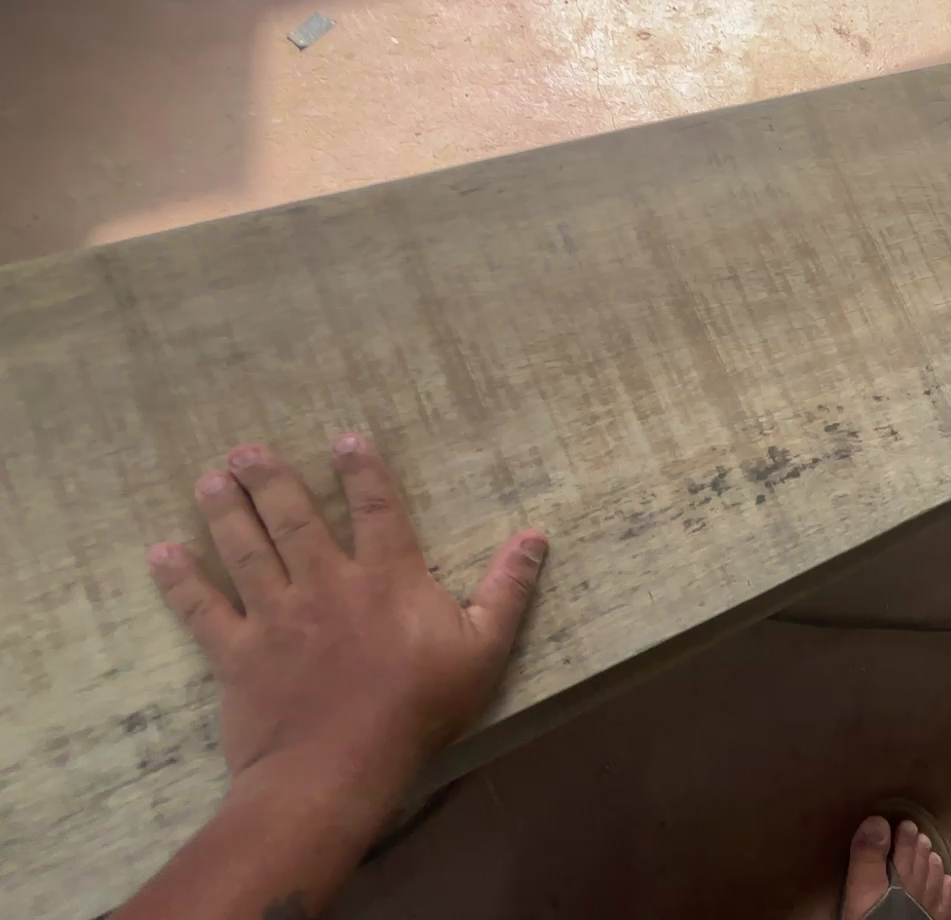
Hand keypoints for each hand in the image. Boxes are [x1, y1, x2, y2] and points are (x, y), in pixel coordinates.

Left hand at [146, 435, 546, 802]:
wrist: (341, 766)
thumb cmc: (423, 701)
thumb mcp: (487, 644)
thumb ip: (509, 586)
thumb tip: (536, 535)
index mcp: (390, 578)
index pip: (378, 511)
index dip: (364, 472)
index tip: (345, 438)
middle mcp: (329, 583)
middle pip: (297, 521)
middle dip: (272, 481)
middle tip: (246, 448)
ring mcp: (277, 617)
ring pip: (247, 552)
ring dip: (226, 512)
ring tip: (209, 478)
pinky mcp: (237, 654)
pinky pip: (202, 610)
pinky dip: (179, 580)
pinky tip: (160, 553)